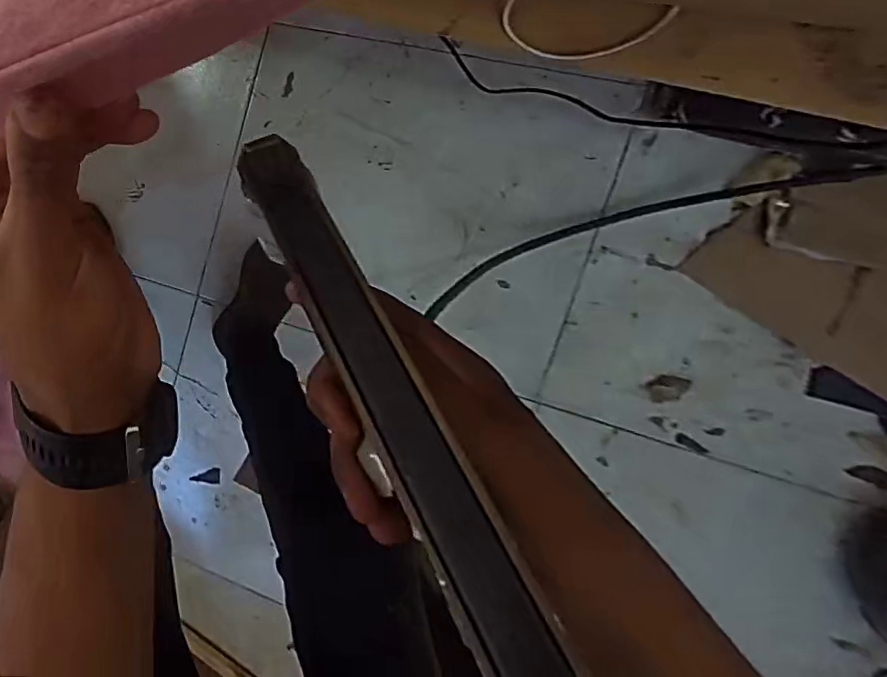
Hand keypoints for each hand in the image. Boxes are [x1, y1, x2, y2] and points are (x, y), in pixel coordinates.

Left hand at [0, 87, 161, 433]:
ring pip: (52, 142)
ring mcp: (29, 205)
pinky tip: (136, 127)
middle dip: (64, 109)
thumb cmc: (64, 331)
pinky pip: (77, 160)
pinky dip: (103, 141)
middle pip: (18, 133)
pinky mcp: (65, 210)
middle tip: (114, 88)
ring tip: (134, 107)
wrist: (108, 389)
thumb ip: (39, 172)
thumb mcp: (46, 252)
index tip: (66, 67)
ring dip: (91, 121)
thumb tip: (34, 95)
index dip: (19, 100)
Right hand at [303, 286, 520, 544]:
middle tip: (344, 442)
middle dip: (339, 412)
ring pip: (363, 432)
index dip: (337, 303)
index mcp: (447, 368)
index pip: (381, 317)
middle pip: (358, 377)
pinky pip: (380, 478)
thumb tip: (359, 312)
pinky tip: (387, 530)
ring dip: (353, 471)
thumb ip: (412, 367)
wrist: (593, 592)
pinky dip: (373, 501)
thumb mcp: (470, 421)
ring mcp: (432, 440)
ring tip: (371, 516)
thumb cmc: (534, 495)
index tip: (293, 294)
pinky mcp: (432, 485)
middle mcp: (435, 395)